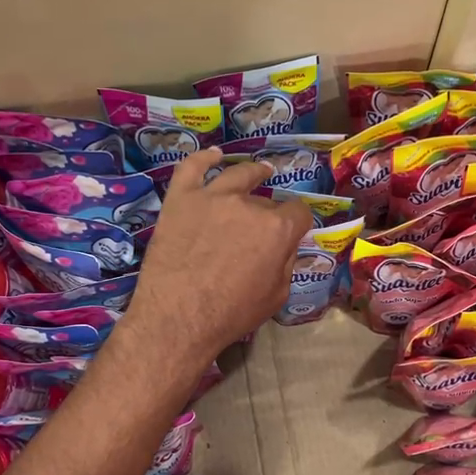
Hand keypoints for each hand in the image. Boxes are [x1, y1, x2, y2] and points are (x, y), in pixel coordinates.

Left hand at [124, 149, 312, 374]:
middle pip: (266, 200)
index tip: (294, 230)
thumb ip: (286, 264)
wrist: (177, 318)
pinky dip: (204, 158)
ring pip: (237, 174)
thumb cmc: (230, 315)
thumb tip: (286, 247)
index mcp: (277, 229)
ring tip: (259, 172)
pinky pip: (192, 167)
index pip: (298, 213)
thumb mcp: (276, 296)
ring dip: (252, 172)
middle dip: (269, 213)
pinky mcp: (180, 198)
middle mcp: (247, 205)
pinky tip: (213, 156)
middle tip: (260, 231)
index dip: (299, 223)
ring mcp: (211, 197)